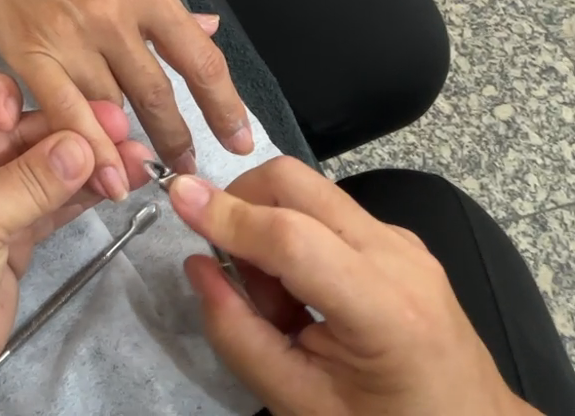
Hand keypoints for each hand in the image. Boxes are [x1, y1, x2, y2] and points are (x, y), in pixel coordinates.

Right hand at [0, 0, 250, 197]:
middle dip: (177, 140)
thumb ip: (163, 6)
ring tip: (143, 172)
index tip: (239, 141)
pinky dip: (91, 150)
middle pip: (159, 94)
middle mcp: (115, 15)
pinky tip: (107, 178)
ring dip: (132, 146)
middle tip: (187, 168)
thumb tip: (209, 30)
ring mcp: (71, 37)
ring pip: (114, 108)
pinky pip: (69, 112)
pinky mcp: (30, 53)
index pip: (201, 59)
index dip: (225, 108)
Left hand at [0, 70, 155, 415]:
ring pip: (42, 168)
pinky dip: (80, 196)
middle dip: (66, 129)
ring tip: (133, 158)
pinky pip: (50, 205)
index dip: (5, 94)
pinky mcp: (11, 238)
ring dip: (84, 162)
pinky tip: (114, 186)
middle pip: (19, 129)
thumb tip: (83, 145)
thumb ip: (33, 180)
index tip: (33, 114)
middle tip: (119, 129)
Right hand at [167, 158, 530, 415]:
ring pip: (304, 189)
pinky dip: (290, 230)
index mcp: (387, 311)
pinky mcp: (396, 238)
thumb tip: (197, 264)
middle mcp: (398, 256)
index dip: (227, 214)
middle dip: (239, 201)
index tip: (173, 196)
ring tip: (274, 297)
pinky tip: (301, 290)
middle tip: (230, 266)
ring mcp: (401, 241)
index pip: (292, 238)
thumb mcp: (302, 406)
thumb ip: (238, 335)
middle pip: (294, 182)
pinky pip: (323, 208)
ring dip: (264, 221)